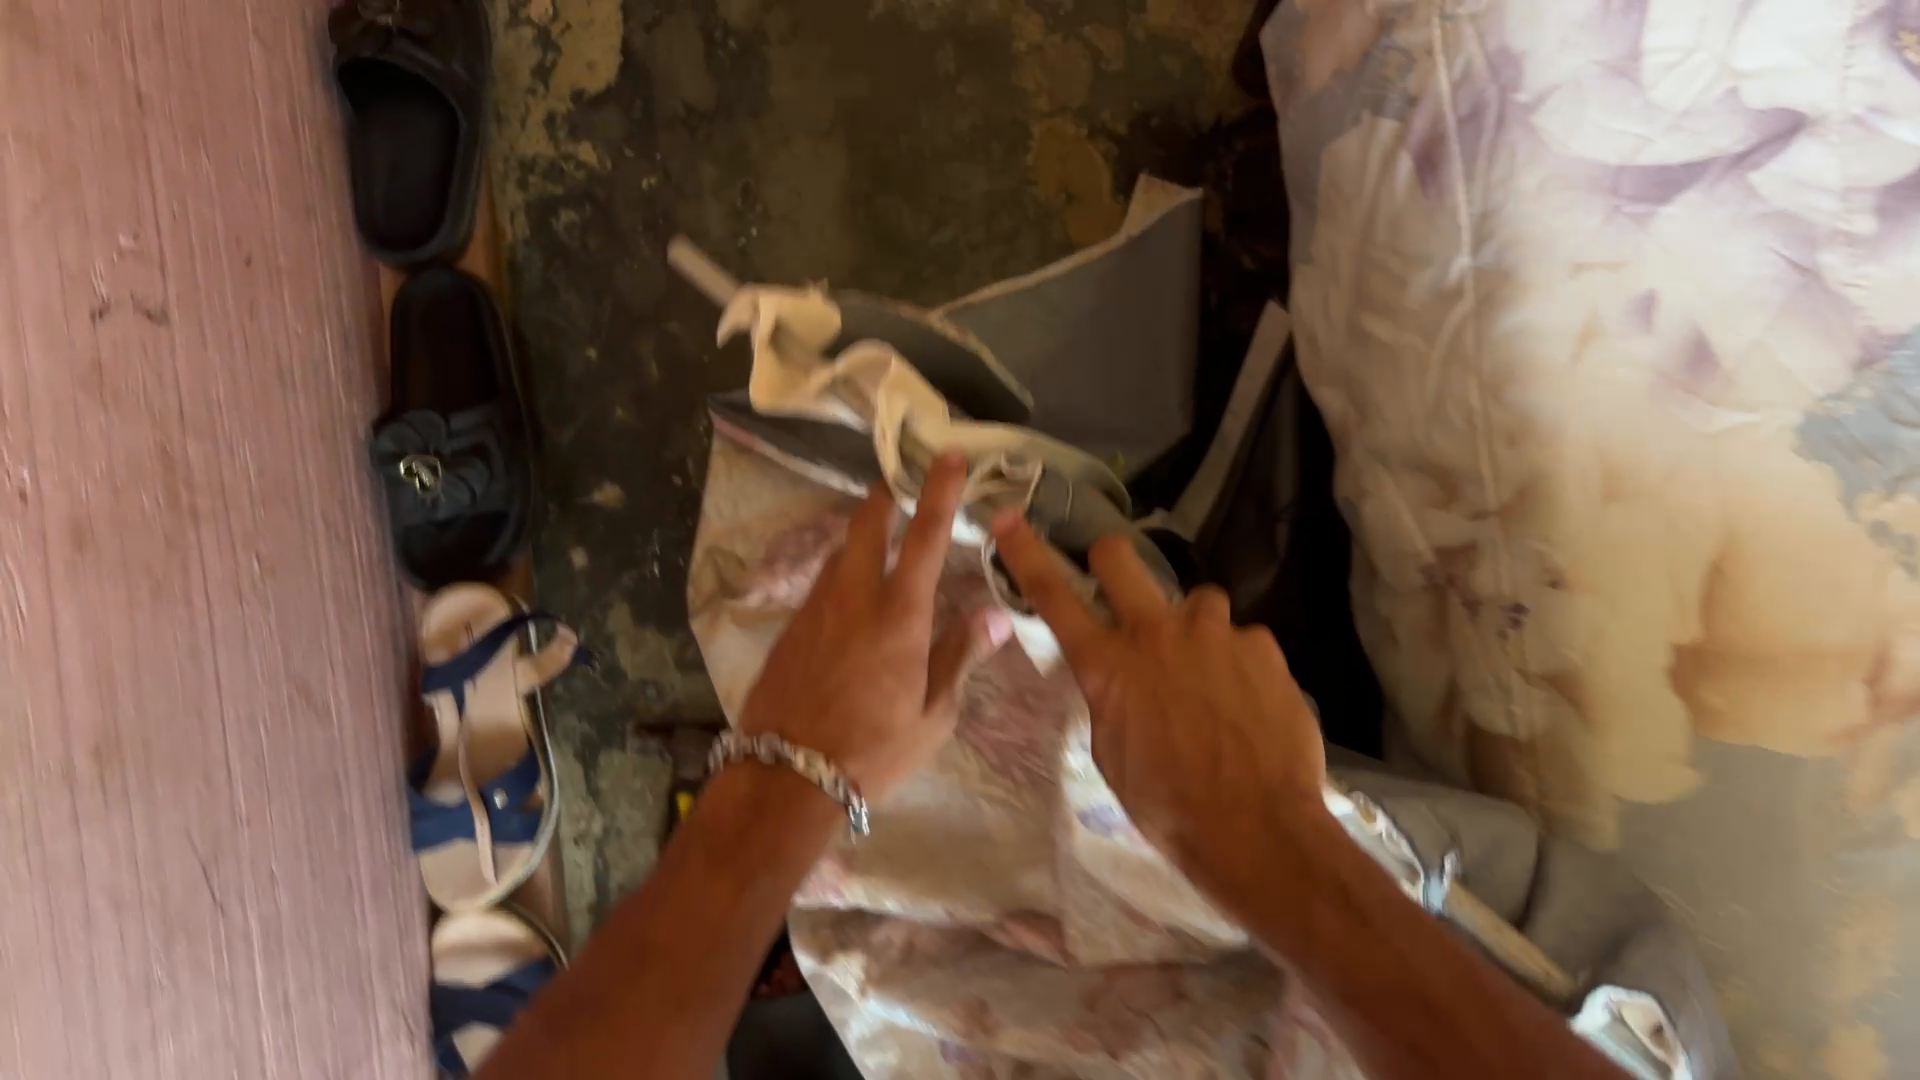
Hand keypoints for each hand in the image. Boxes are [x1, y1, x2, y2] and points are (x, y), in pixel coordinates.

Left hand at [738, 452, 1012, 800]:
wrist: (785, 777)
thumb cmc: (874, 750)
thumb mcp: (933, 715)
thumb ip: (961, 656)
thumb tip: (995, 615)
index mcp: (901, 616)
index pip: (928, 538)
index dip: (941, 492)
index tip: (950, 456)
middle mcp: (855, 597)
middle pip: (869, 524)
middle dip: (887, 495)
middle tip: (900, 481)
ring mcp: (816, 609)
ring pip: (841, 551)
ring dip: (862, 535)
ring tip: (879, 536)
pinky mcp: (790, 628)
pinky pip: (821, 584)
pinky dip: (841, 573)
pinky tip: (847, 595)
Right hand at [990, 514, 1327, 872]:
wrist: (1256, 830)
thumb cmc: (1167, 804)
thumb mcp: (1111, 753)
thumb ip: (1109, 699)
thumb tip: (1118, 680)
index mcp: (1107, 664)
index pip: (1053, 595)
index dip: (1026, 552)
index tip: (1008, 518)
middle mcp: (1155, 632)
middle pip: (1120, 558)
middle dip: (1111, 560)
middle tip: (1122, 586)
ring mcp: (1213, 632)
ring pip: (1196, 600)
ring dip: (1193, 627)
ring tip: (1209, 672)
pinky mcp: (1262, 646)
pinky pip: (1242, 639)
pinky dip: (1239, 662)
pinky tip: (1248, 702)